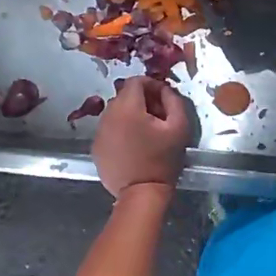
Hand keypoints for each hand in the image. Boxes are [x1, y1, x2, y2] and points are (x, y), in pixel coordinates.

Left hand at [91, 78, 190, 198]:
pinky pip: (109, 129)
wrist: (141, 194)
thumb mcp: (179, 127)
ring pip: (115, 112)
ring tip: (145, 133)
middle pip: (124, 96)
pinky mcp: (96, 147)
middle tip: (157, 117)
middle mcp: (108, 115)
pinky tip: (132, 146)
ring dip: (129, 115)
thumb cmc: (163, 160)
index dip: (151, 85)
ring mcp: (99, 132)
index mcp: (127, 107)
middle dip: (141, 100)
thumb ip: (173, 100)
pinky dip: (120, 130)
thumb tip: (164, 89)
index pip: (135, 81)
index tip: (162, 99)